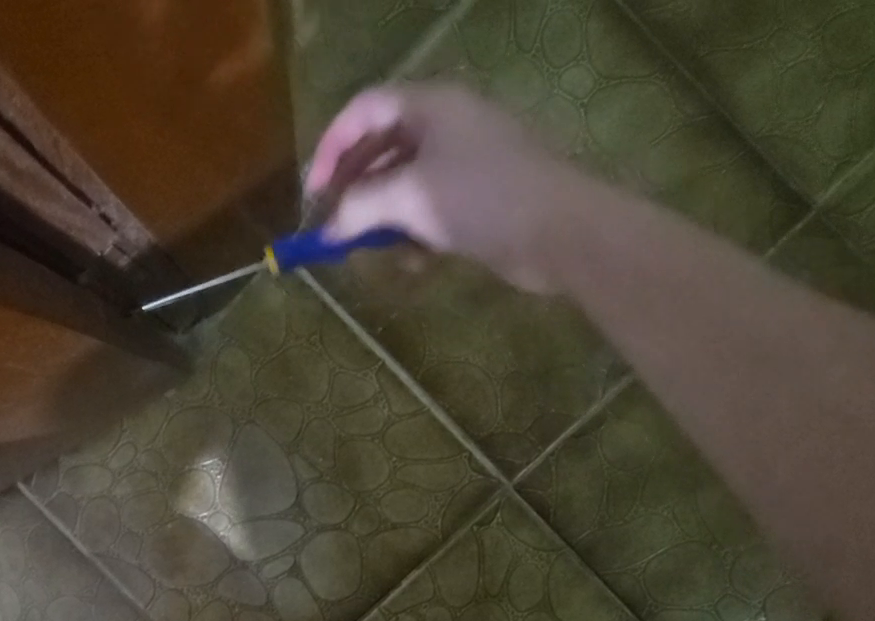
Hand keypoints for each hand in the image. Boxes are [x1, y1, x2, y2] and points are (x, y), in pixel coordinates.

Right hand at [309, 82, 597, 291]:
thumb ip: (358, 208)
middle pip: (383, 147)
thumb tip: (327, 230)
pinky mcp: (483, 198)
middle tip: (335, 225)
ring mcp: (468, 162)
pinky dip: (415, 231)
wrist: (560, 231)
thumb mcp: (407, 198)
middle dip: (355, 188)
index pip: (365, 109)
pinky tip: (413, 260)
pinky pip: (433, 207)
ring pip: (406, 183)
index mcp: (431, 105)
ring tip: (371, 247)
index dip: (331, 146)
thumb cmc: (480, 198)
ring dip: (383, 216)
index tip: (314, 192)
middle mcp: (448, 125)